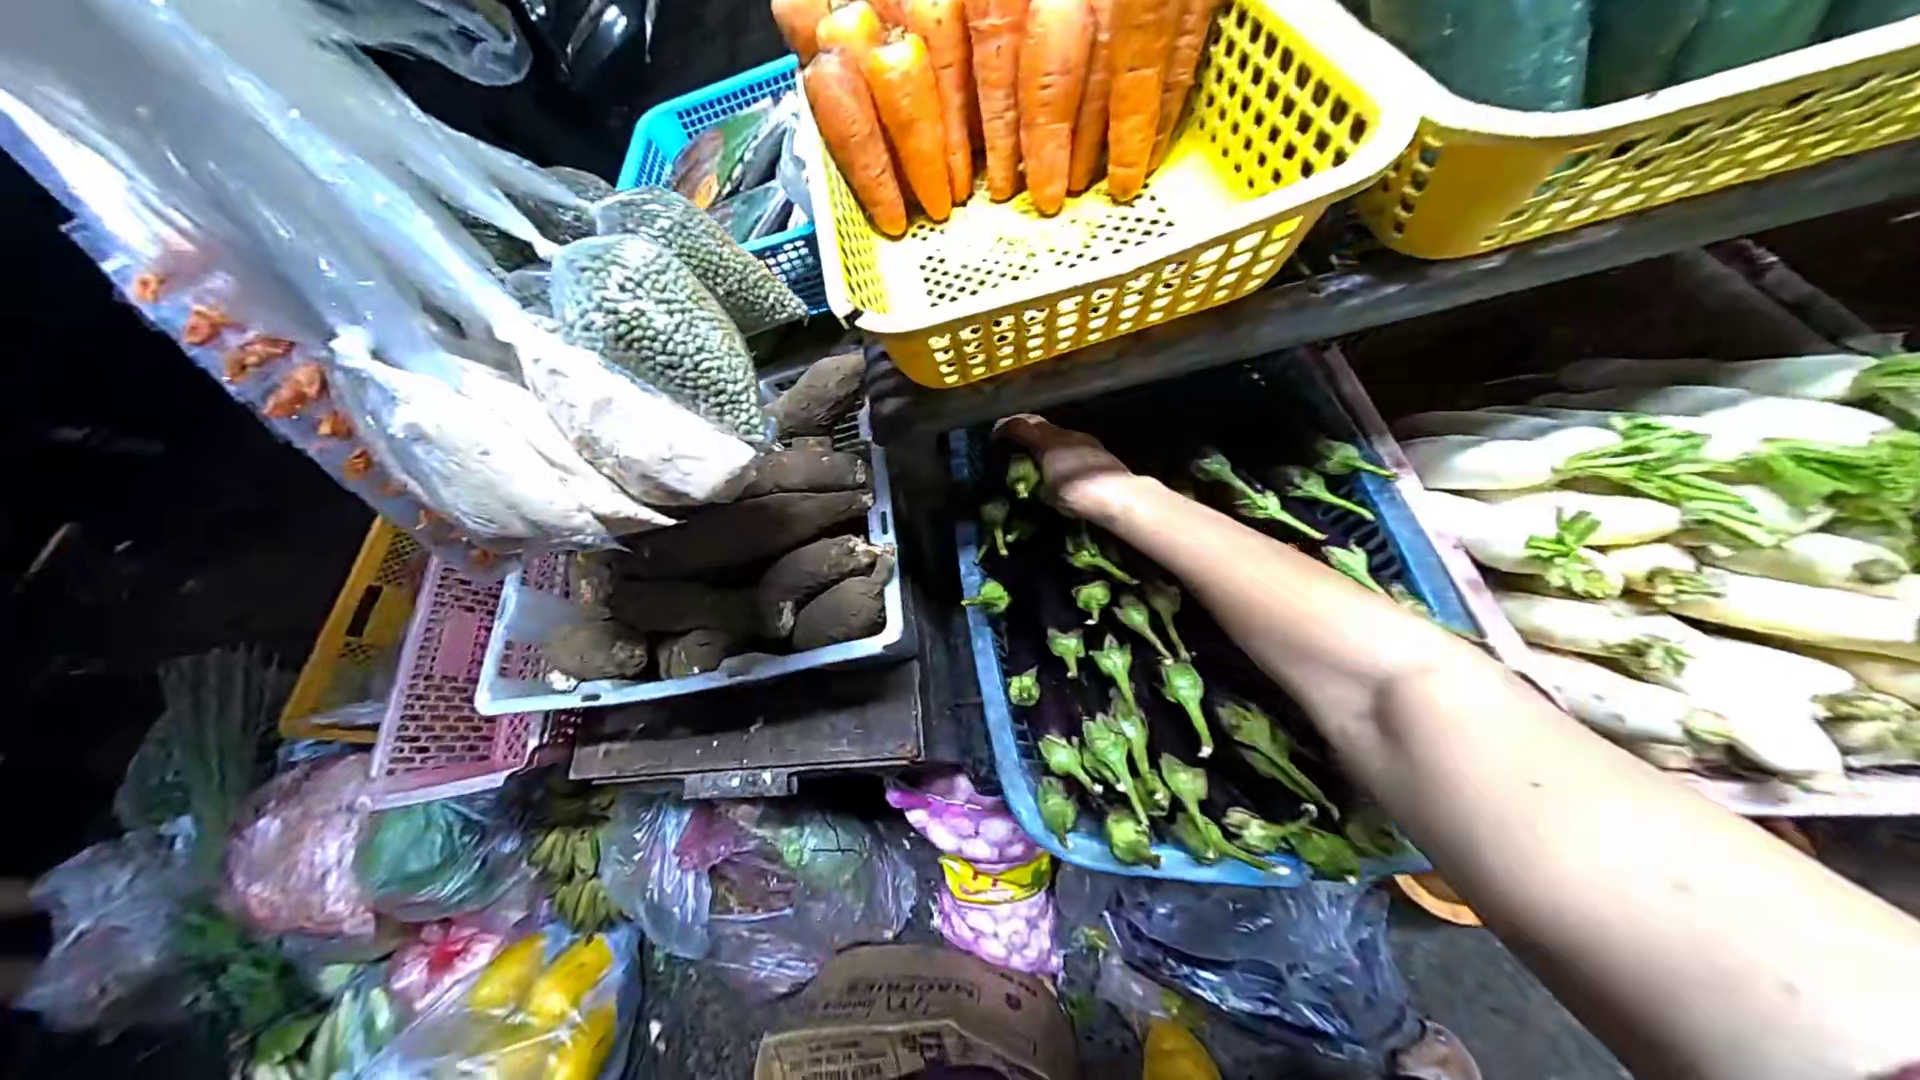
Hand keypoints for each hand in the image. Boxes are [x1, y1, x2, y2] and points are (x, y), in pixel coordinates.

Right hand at [993, 414, 1143, 523]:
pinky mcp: (1098, 449)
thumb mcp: (1047, 494)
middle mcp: (1064, 434)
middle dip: (1023, 428)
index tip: (994, 436)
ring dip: (1044, 439)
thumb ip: (1037, 482)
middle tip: (1012, 437)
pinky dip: (1060, 448)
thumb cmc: (1076, 494)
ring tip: (1037, 453)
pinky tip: (1061, 462)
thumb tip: (1036, 481)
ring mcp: (1083, 439)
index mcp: (1046, 442)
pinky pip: (1071, 443)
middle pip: (1038, 423)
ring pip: (1057, 433)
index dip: (1004, 428)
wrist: (1119, 495)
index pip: (1019, 426)